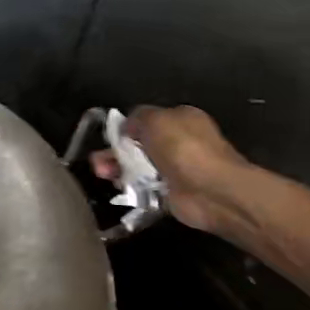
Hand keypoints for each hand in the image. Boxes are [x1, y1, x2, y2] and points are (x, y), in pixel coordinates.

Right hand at [93, 105, 251, 234]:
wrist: (211, 191)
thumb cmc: (184, 148)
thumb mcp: (155, 119)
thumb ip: (137, 117)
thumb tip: (126, 126)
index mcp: (180, 119)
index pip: (146, 120)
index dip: (125, 127)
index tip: (109, 136)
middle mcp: (178, 142)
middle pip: (138, 144)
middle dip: (115, 151)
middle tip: (98, 160)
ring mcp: (175, 169)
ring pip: (137, 167)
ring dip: (117, 168)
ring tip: (102, 173)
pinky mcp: (170, 192)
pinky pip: (143, 187)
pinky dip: (129, 187)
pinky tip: (119, 187)